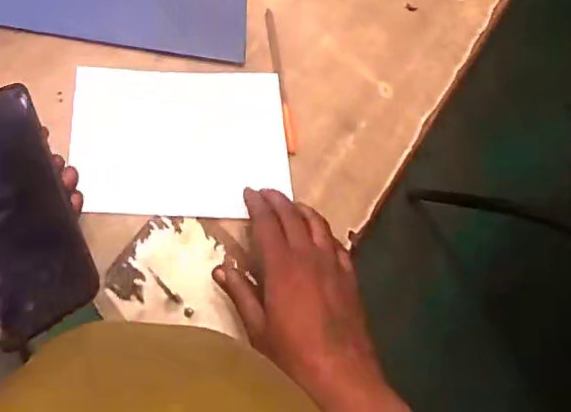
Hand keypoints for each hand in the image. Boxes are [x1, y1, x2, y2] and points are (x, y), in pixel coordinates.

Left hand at [0, 128, 82, 382]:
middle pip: (30, 181)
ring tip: (70, 180)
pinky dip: (69, 218)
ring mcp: (17, 238)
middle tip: (58, 161)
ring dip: (62, 187)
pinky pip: (55, 236)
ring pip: (46, 204)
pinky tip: (76, 206)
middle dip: (48, 165)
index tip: (38, 130)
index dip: (21, 145)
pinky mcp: (30, 262)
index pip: (2, 163)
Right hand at [215, 188, 407, 411]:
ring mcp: (332, 264)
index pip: (267, 223)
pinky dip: (324, 232)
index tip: (249, 192)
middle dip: (277, 199)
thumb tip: (221, 268)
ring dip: (301, 209)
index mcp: (281, 265)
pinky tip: (320, 237)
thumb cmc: (294, 356)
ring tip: (291, 206)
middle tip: (265, 192)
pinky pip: (337, 243)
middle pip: (292, 215)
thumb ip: (240, 294)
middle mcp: (307, 255)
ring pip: (317, 223)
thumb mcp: (259, 329)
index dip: (257, 204)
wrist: (344, 379)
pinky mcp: (349, 277)